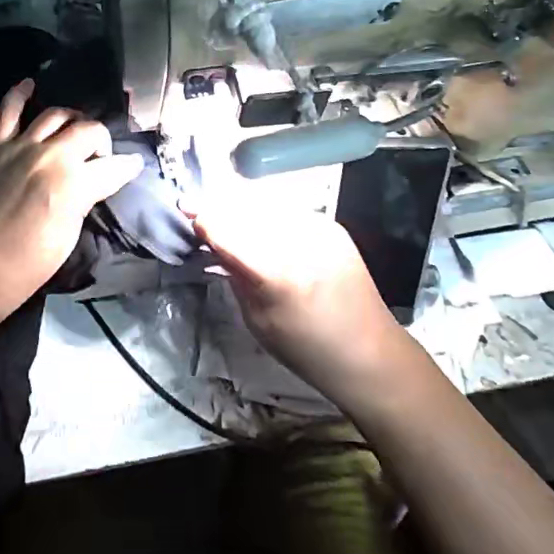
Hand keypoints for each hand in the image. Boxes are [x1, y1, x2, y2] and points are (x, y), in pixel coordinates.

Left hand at [0, 80, 143, 331]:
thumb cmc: (25, 267)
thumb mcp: (69, 235)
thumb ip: (86, 198)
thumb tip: (100, 180)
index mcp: (73, 184)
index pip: (114, 166)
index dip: (128, 167)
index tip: (134, 167)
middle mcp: (49, 156)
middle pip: (89, 131)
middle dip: (102, 143)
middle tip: (101, 159)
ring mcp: (19, 148)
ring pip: (56, 115)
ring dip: (73, 120)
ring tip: (77, 132)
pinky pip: (7, 113)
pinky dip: (18, 95)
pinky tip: (30, 84)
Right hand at [194, 205, 414, 407]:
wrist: (367, 349)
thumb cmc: (306, 349)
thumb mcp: (257, 320)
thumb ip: (236, 274)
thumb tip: (216, 242)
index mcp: (276, 272)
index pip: (228, 230)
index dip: (204, 218)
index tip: (186, 210)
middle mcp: (298, 240)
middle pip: (247, 208)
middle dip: (223, 208)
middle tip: (201, 211)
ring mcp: (320, 228)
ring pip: (269, 204)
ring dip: (247, 208)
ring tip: (232, 219)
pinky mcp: (332, 226)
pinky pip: (291, 212)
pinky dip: (272, 217)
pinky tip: (266, 229)